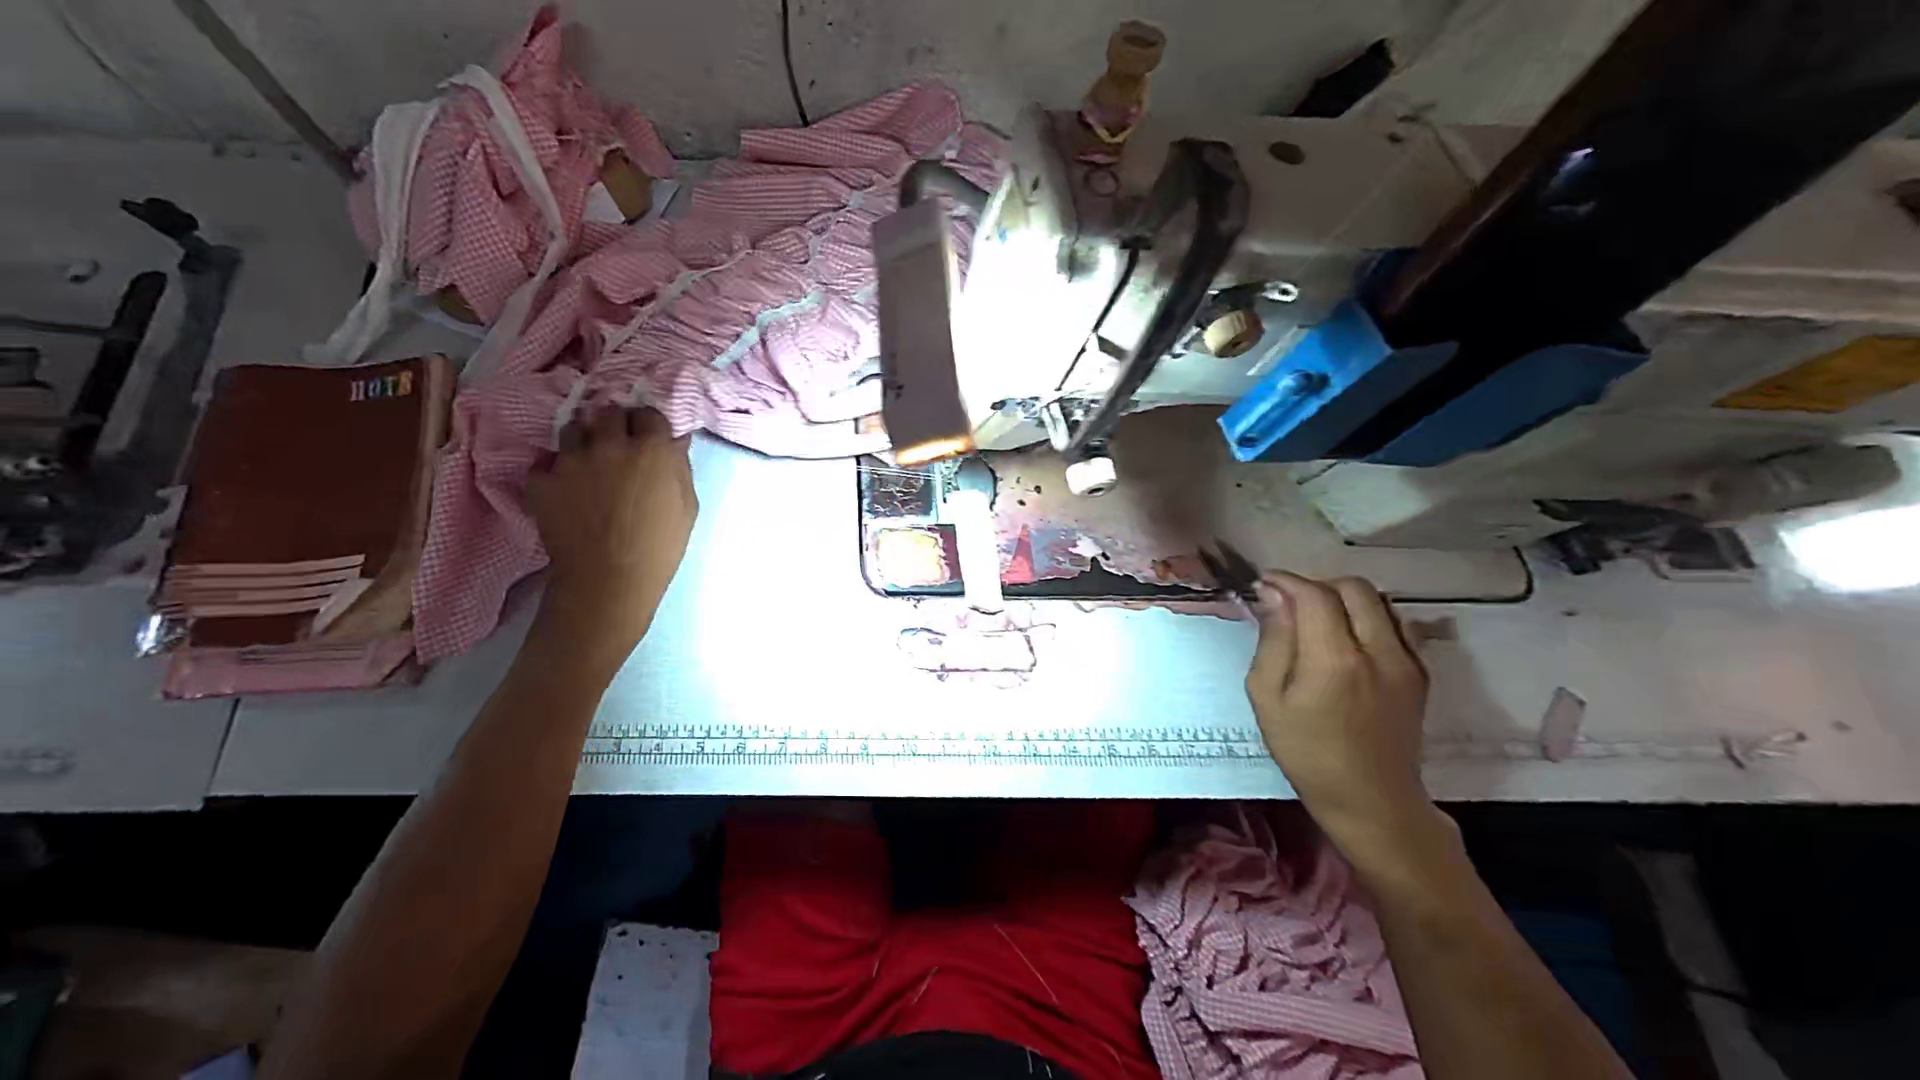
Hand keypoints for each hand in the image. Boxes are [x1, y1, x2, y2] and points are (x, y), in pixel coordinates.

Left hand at [526, 406, 696, 673]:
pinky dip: (554, 471)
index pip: (649, 414)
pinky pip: (546, 463)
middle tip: (618, 445)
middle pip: (609, 413)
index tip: (648, 437)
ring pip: (573, 430)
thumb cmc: (660, 547)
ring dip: (583, 440)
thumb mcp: (688, 507)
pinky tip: (564, 489)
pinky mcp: (541, 480)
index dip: (649, 425)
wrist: (609, 581)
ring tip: (588, 462)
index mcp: (652, 449)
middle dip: (615, 425)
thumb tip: (673, 442)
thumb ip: (679, 467)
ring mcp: (571, 460)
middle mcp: (610, 444)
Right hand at [1246, 572, 1437, 860]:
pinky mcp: (1420, 672)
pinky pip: (1397, 624)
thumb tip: (1273, 596)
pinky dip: (1370, 617)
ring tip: (1319, 619)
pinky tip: (1349, 639)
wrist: (1371, 799)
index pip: (1314, 595)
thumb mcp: (1267, 699)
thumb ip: (1272, 641)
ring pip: (1379, 601)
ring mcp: (1407, 661)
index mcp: (1334, 660)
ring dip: (1345, 598)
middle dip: (1317, 584)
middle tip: (1291, 602)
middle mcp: (1379, 651)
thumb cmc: (1306, 753)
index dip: (1286, 581)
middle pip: (1352, 588)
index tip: (1265, 584)